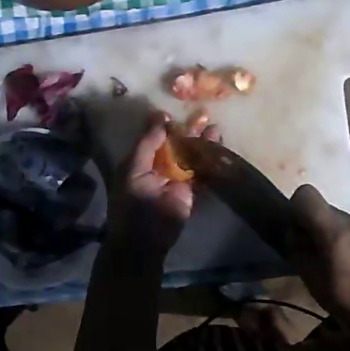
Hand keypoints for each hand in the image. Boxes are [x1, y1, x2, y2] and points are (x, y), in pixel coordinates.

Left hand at [110, 112, 216, 252]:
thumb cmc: (132, 203)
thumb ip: (146, 145)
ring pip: (189, 156)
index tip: (171, 112)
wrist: (144, 238)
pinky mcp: (189, 192)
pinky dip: (209, 159)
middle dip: (187, 130)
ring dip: (200, 142)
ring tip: (212, 126)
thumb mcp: (132, 170)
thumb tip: (161, 121)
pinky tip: (217, 145)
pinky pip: (199, 172)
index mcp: (139, 161)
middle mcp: (157, 167)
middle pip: (175, 144)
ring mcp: (174, 179)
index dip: (162, 125)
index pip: (152, 138)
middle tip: (201, 114)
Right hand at [287, 184, 349, 340]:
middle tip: (314, 255)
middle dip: (315, 227)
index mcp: (337, 231)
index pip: (306, 195)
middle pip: (326, 210)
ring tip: (337, 266)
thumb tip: (293, 234)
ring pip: (344, 223)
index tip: (296, 232)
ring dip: (334, 237)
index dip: (296, 209)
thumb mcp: (317, 284)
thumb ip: (300, 254)